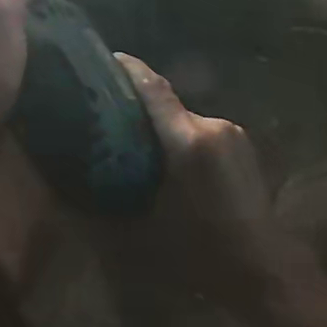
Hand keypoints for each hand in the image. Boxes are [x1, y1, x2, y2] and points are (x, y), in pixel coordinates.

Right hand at [115, 54, 321, 326]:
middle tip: (111, 123)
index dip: (129, 69)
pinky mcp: (244, 144)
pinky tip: (174, 167)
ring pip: (187, 120)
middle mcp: (213, 126)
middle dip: (141, 110)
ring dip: (166, 129)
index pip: (154, 89)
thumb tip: (64, 200)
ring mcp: (233, 133)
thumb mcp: (145, 234)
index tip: (107, 58)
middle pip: (169, 104)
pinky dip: (185, 139)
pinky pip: (204, 132)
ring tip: (141, 151)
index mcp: (188, 141)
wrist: (263, 267)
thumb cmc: (201, 253)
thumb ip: (103, 211)